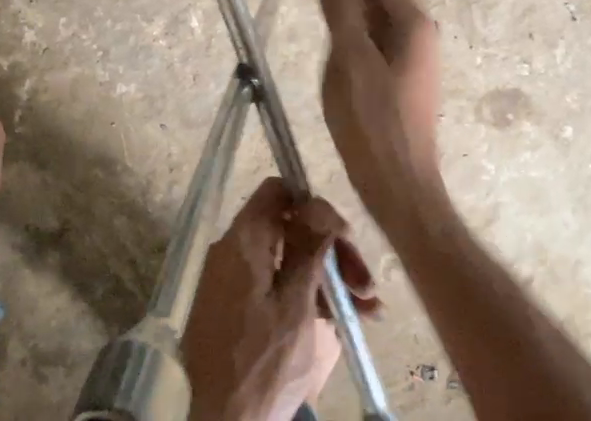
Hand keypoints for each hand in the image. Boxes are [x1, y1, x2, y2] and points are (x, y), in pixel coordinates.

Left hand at [183, 178, 376, 420]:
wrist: (222, 420)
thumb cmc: (264, 363)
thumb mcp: (295, 304)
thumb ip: (307, 249)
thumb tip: (316, 202)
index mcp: (243, 242)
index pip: (277, 193)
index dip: (314, 207)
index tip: (345, 238)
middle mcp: (233, 252)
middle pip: (287, 229)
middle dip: (331, 250)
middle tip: (367, 286)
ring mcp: (232, 280)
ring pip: (286, 261)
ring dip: (327, 278)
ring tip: (368, 311)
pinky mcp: (236, 308)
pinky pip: (274, 287)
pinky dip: (306, 297)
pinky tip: (343, 321)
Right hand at [304, 0, 445, 215]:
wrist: (399, 183)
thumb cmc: (372, 123)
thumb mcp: (349, 61)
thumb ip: (340, 8)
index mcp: (413, 25)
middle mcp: (421, 32)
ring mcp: (414, 53)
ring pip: (386, 4)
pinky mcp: (403, 72)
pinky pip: (382, 25)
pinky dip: (359, 10)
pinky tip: (339, 17)